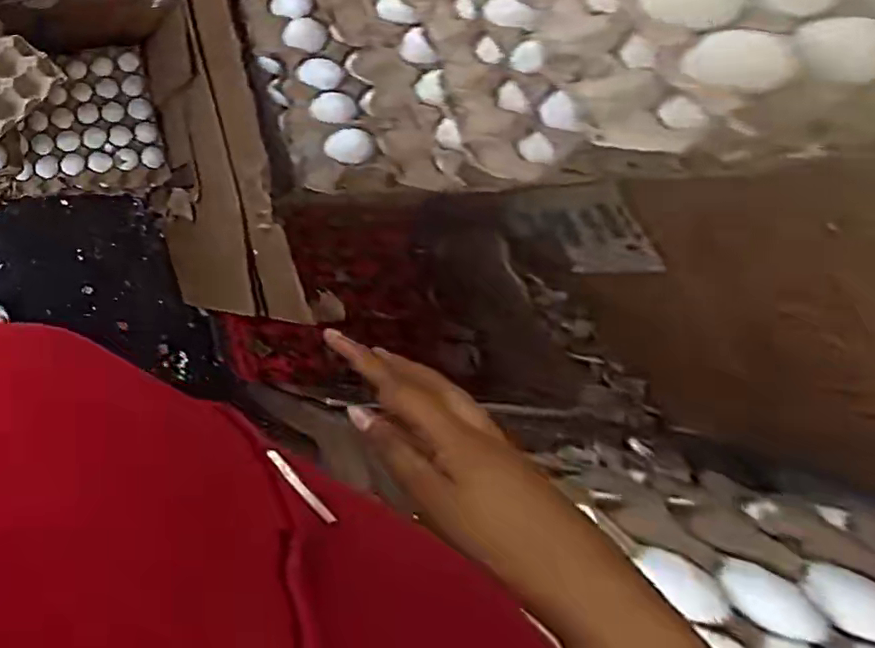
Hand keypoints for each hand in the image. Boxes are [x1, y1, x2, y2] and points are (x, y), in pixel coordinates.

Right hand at [325, 330, 698, 647]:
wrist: (590, 588)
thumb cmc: (500, 544)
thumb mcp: (434, 500)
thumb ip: (396, 452)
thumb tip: (358, 411)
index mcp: (454, 435)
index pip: (397, 386)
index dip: (362, 359)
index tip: (333, 335)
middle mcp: (478, 432)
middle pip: (432, 384)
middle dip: (395, 362)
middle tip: (364, 346)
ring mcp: (502, 449)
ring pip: (452, 398)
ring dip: (418, 378)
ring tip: (393, 370)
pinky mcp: (516, 468)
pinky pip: (464, 417)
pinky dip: (438, 403)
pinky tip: (433, 419)